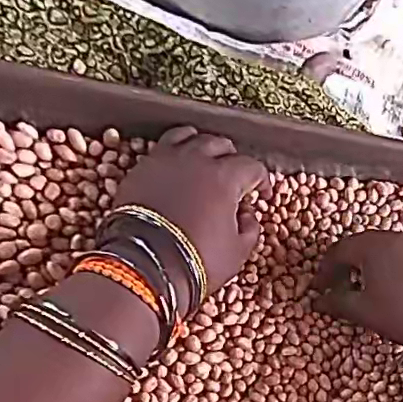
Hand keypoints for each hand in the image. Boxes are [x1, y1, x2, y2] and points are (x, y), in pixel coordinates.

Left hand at [111, 126, 268, 298]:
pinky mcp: (140, 169)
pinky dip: (173, 155)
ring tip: (204, 161)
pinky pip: (161, 150)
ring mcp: (165, 160)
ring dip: (201, 146)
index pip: (252, 167)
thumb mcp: (237, 252)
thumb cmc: (196, 260)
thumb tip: (247, 216)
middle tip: (235, 178)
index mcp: (225, 177)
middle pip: (220, 144)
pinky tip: (176, 168)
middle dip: (233, 159)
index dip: (262, 181)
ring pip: (188, 136)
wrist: (146, 265)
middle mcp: (196, 159)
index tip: (262, 194)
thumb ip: (250, 228)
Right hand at [313, 232, 402, 344]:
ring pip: (373, 250)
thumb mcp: (361, 310)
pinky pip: (388, 255)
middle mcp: (388, 238)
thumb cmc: (397, 313)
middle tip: (331, 286)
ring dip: (358, 266)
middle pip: (355, 246)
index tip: (317, 287)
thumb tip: (318, 301)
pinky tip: (373, 287)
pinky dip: (375, 266)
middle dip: (340, 265)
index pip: (338, 251)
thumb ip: (336, 302)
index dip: (324, 270)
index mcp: (371, 245)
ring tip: (351, 288)